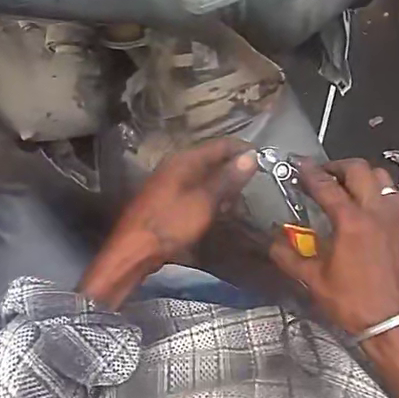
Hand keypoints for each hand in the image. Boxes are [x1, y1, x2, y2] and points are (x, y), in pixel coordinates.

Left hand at [81, 138, 255, 305]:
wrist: (132, 253)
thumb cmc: (169, 225)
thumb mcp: (204, 202)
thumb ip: (227, 179)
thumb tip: (251, 157)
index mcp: (183, 160)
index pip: (220, 145)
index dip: (243, 150)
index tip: (266, 161)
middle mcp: (176, 166)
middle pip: (212, 160)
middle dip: (234, 171)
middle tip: (253, 187)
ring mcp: (170, 183)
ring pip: (205, 177)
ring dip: (223, 188)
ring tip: (238, 203)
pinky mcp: (167, 201)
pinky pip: (195, 191)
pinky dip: (210, 199)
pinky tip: (217, 213)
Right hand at [267, 158, 398, 335]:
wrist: (396, 322)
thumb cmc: (354, 303)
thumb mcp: (314, 281)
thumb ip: (288, 256)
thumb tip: (273, 240)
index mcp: (351, 221)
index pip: (325, 185)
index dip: (308, 172)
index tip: (298, 166)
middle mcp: (377, 211)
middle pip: (358, 169)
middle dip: (337, 166)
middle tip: (322, 174)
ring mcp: (398, 216)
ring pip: (382, 177)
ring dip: (362, 175)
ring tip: (348, 185)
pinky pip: (398, 195)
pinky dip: (382, 191)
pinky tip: (372, 204)